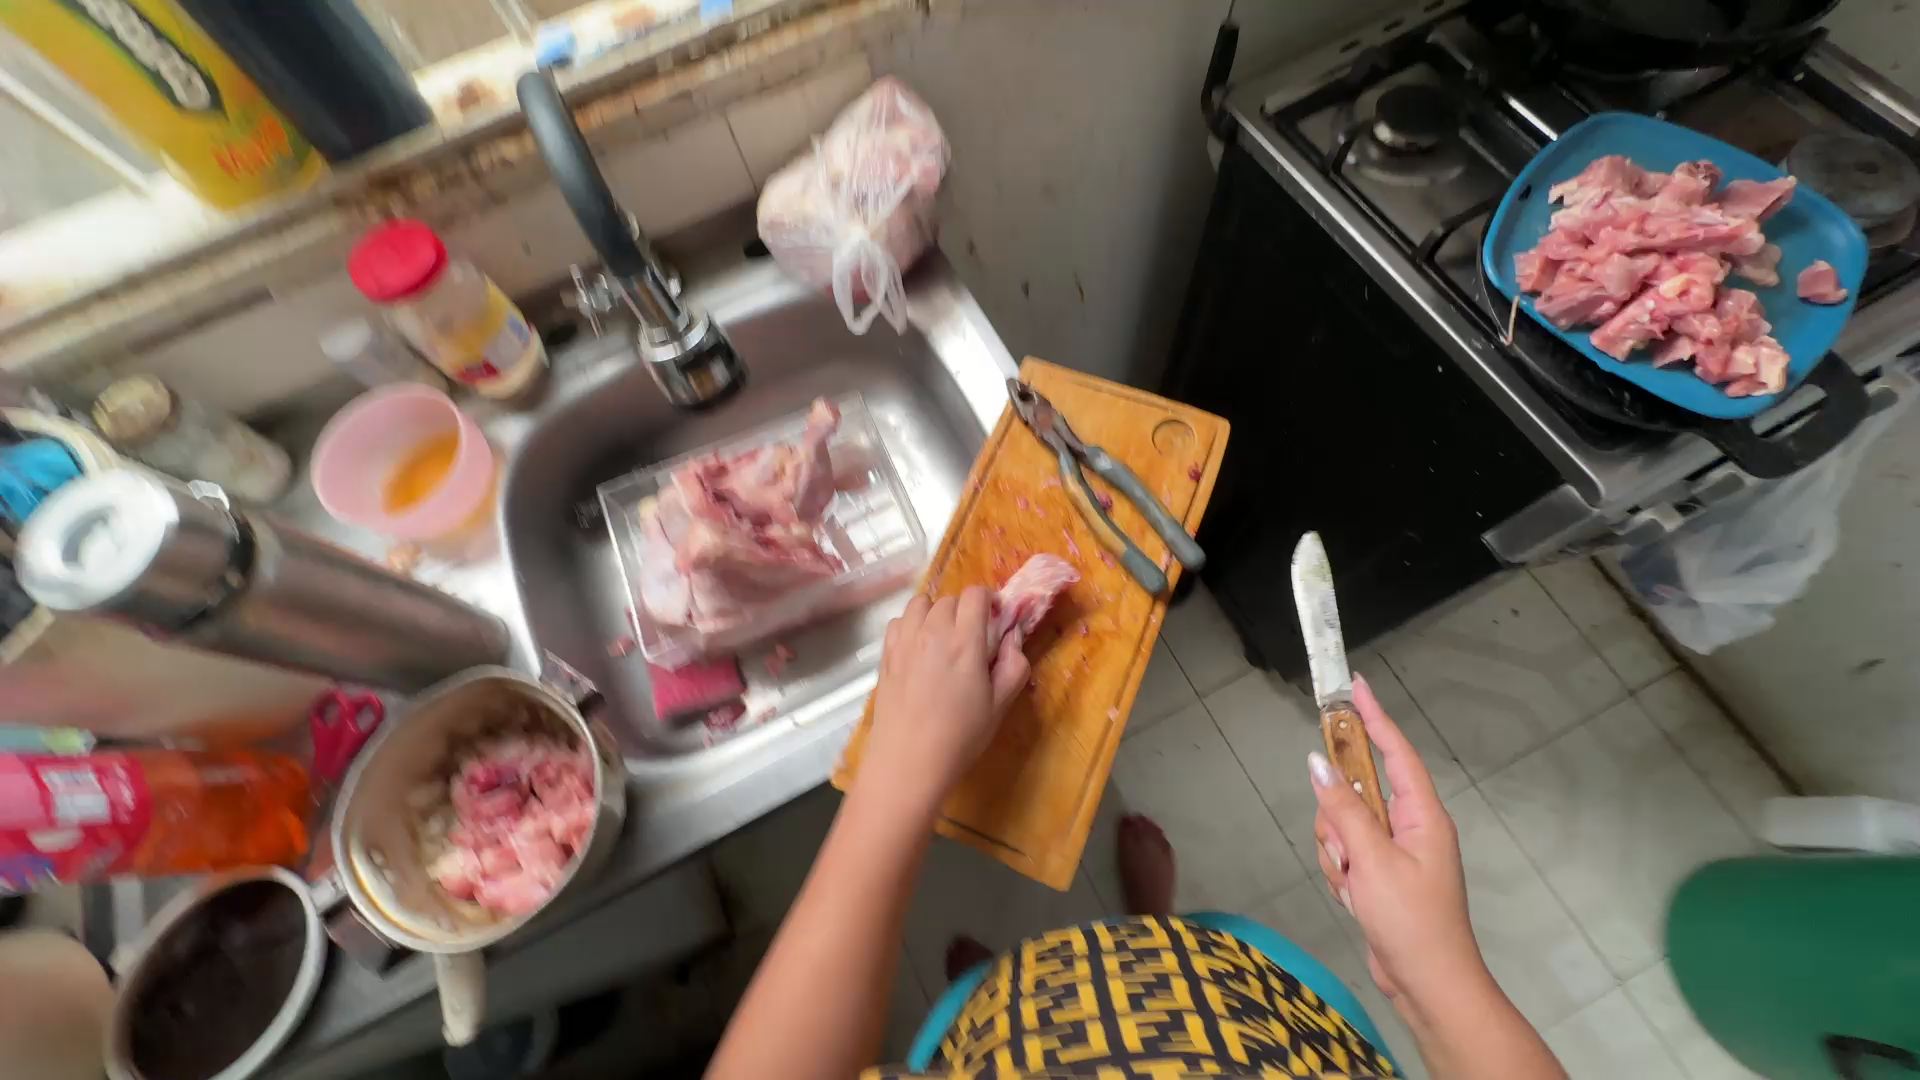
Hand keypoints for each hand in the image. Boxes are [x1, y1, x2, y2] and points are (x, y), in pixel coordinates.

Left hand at [863, 588, 1029, 804]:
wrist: (908, 761)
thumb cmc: (960, 736)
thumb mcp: (1000, 704)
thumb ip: (1014, 664)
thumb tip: (1013, 637)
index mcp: (965, 640)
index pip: (976, 594)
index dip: (988, 601)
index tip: (994, 619)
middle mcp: (932, 631)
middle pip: (950, 599)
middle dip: (964, 610)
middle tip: (972, 637)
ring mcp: (905, 641)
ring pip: (921, 603)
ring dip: (935, 612)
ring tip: (942, 637)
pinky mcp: (886, 654)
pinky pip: (899, 621)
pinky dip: (911, 624)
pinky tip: (918, 647)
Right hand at [1311, 674, 1486, 1006]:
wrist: (1427, 984)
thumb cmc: (1411, 919)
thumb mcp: (1371, 860)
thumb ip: (1341, 809)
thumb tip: (1316, 762)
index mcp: (1422, 816)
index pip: (1395, 752)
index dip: (1375, 717)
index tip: (1355, 686)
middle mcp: (1409, 825)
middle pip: (1356, 791)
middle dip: (1338, 818)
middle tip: (1344, 850)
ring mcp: (1392, 848)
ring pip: (1341, 821)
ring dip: (1336, 849)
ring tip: (1353, 883)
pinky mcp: (1378, 869)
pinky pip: (1343, 847)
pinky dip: (1338, 867)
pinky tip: (1352, 895)